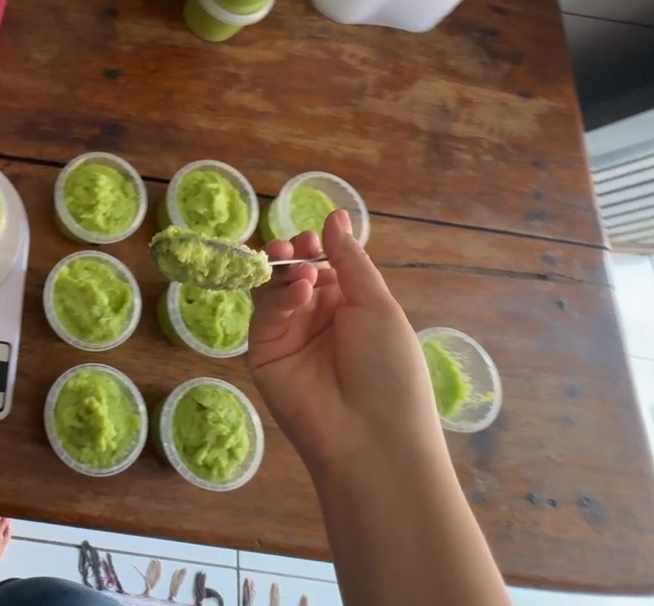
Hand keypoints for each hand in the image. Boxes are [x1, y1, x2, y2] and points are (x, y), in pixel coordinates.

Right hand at [247, 210, 441, 472]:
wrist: (371, 437)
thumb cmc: (390, 370)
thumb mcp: (378, 307)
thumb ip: (350, 260)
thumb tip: (336, 215)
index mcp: (349, 306)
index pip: (323, 264)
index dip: (316, 247)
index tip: (313, 235)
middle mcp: (316, 317)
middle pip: (293, 271)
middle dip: (292, 253)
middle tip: (294, 246)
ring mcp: (288, 334)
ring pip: (273, 288)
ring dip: (282, 269)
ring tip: (293, 263)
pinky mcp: (264, 350)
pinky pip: (266, 313)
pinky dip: (280, 296)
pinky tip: (299, 292)